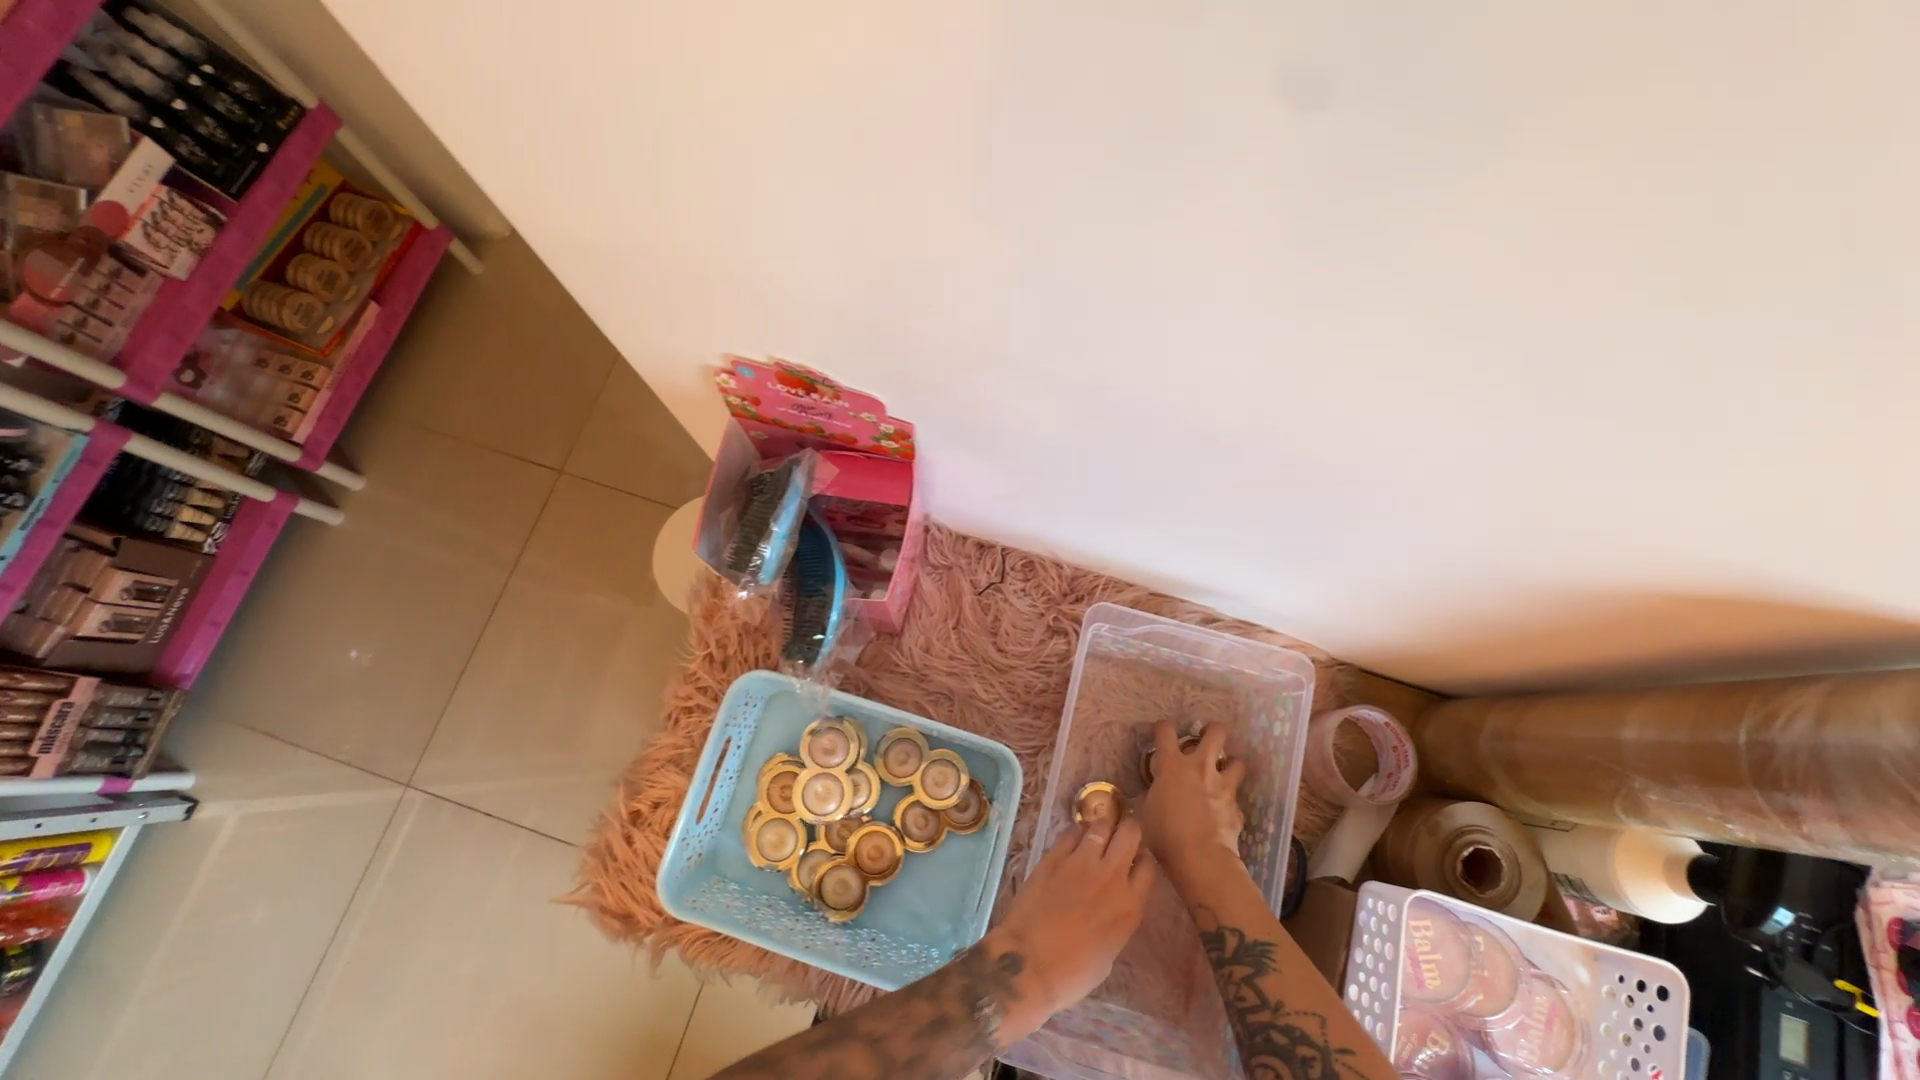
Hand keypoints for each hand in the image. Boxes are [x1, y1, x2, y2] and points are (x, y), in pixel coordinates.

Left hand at [985, 819, 1156, 1029]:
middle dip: (1128, 827)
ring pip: (1101, 825)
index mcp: (1130, 905)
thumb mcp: (1110, 951)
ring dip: (1103, 823)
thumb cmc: (1073, 973)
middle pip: (1130, 834)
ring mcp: (1081, 862)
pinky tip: (1074, 836)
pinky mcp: (1054, 857)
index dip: (1144, 857)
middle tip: (1122, 830)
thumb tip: (1114, 906)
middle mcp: (1111, 876)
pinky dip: (1076, 830)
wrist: (1030, 964)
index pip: (1148, 865)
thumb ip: (1118, 920)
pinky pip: (1071, 831)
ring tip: (1099, 827)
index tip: (1138, 856)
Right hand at [1139, 721, 1245, 879]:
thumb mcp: (1144, 812)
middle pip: (1216, 733)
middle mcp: (1201, 768)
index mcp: (1173, 765)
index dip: (1162, 726)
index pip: (1165, 731)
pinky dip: (1230, 801)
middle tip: (1205, 737)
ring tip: (1222, 772)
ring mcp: (1223, 787)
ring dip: (1230, 764)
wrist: (1200, 858)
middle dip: (1212, 730)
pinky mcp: (1237, 808)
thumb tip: (1148, 795)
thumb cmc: (1164, 833)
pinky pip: (1236, 798)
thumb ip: (1149, 796)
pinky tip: (1223, 810)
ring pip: (1236, 762)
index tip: (1159, 731)